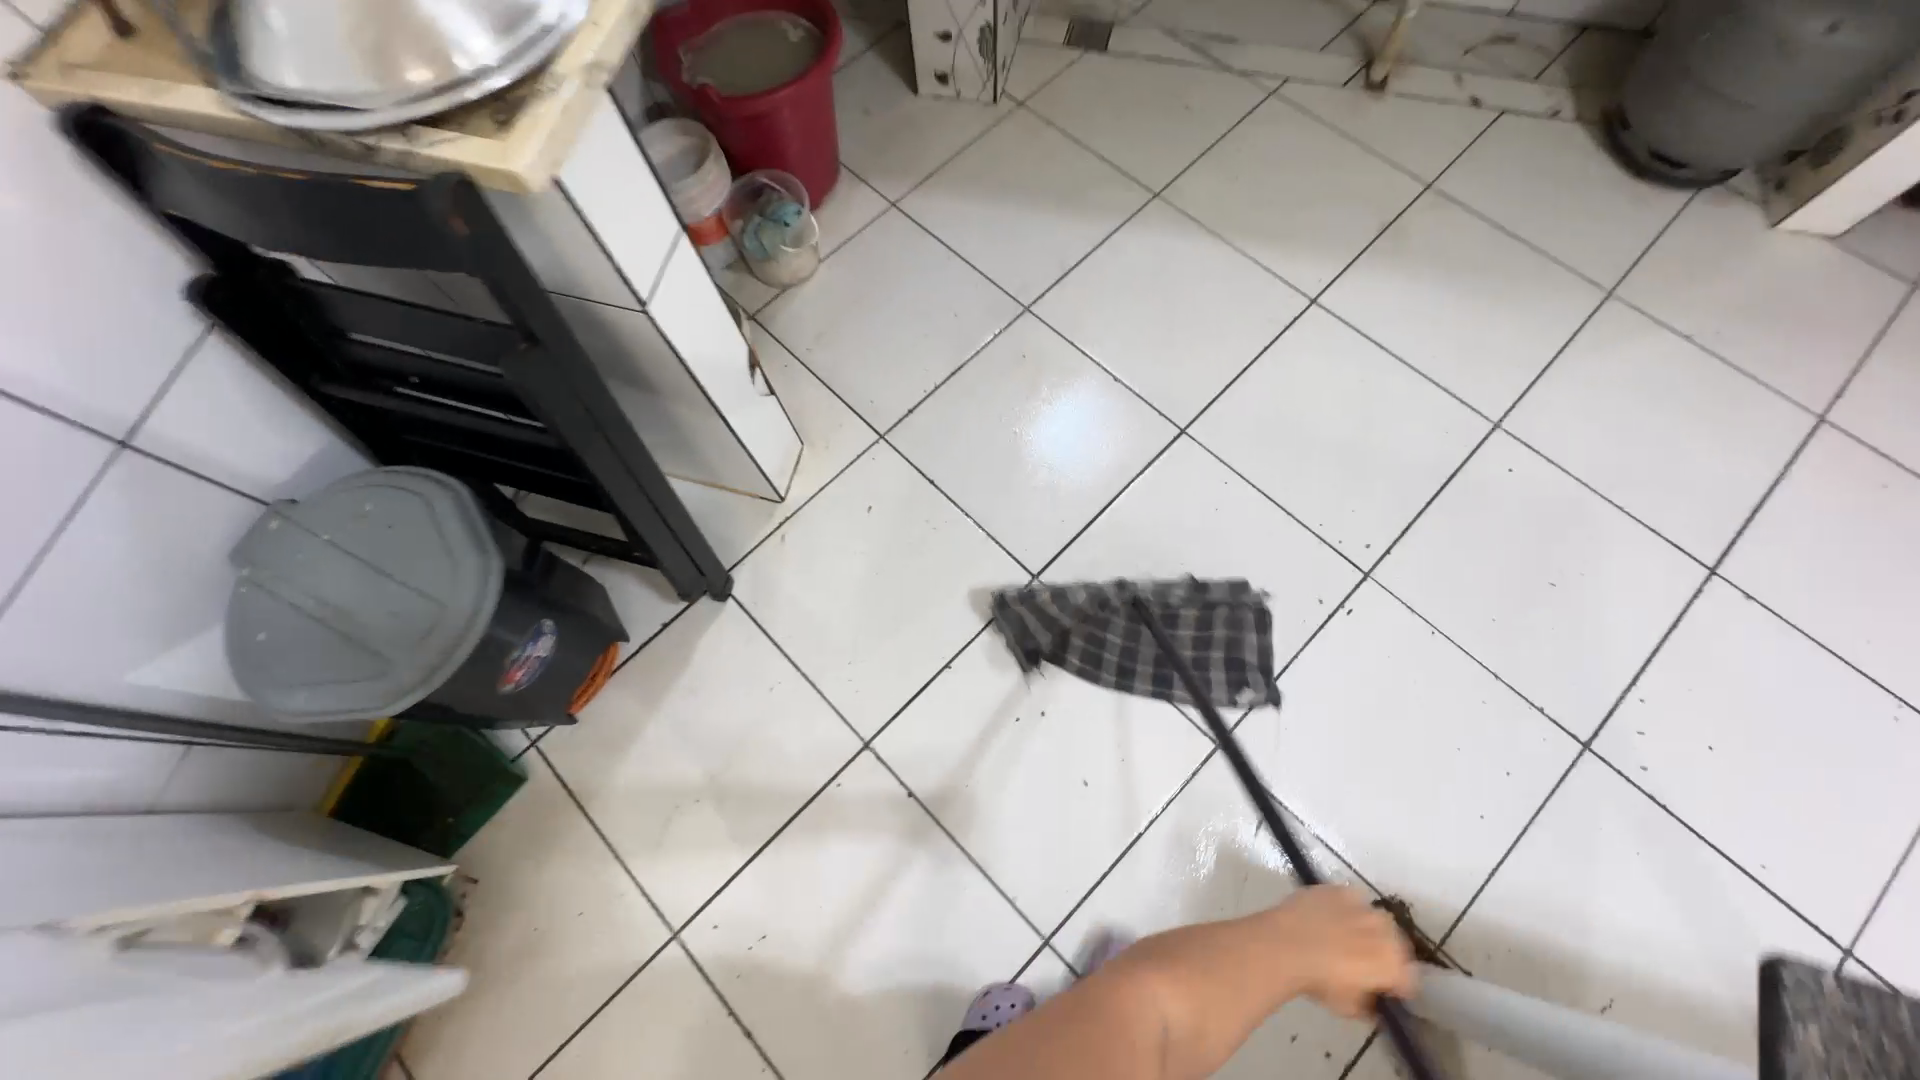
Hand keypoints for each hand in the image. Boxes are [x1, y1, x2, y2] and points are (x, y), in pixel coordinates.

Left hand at [1266, 886, 1416, 1017]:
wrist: (1285, 944)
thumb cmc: (1319, 981)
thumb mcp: (1348, 1007)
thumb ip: (1368, 1006)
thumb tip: (1371, 1003)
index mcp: (1394, 963)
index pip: (1409, 977)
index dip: (1398, 984)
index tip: (1386, 989)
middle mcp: (1385, 931)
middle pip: (1396, 944)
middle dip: (1386, 953)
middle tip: (1366, 961)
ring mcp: (1361, 905)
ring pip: (1376, 918)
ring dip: (1369, 928)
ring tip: (1348, 936)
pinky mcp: (1338, 889)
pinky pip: (1351, 899)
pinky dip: (1346, 908)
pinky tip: (1331, 915)